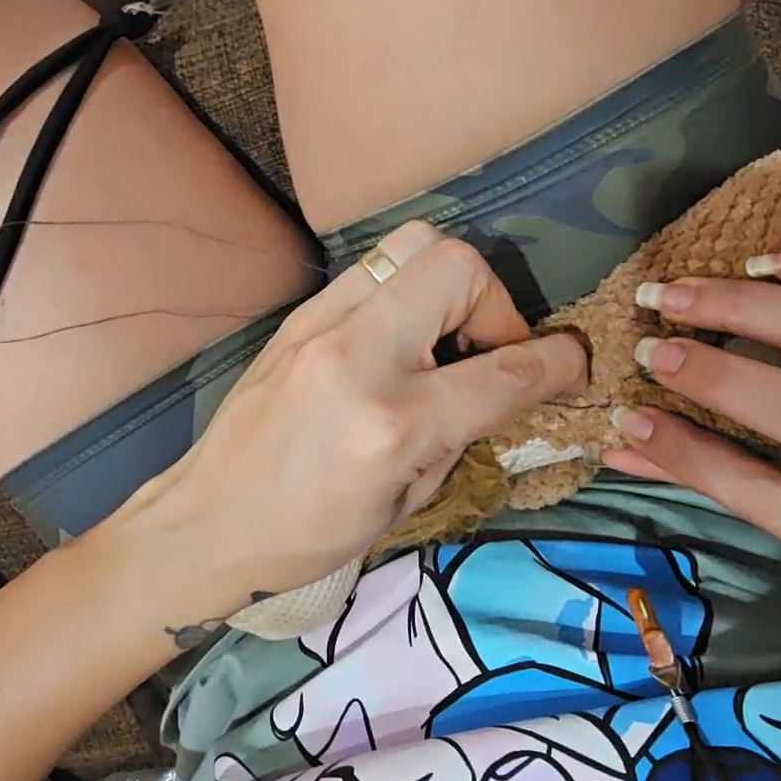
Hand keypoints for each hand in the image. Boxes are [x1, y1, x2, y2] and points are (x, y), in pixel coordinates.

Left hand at [128, 221, 586, 605]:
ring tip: (441, 338)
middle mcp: (359, 356)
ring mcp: (319, 325)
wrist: (209, 519)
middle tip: (485, 352)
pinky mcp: (297, 316)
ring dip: (448, 285)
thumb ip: (460, 432)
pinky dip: (403, 292)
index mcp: (393, 424)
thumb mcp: (406, 502)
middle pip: (458, 267)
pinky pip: (371, 270)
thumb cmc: (308, 534)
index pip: (503, 371)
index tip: (571, 364)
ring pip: (412, 246)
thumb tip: (500, 387)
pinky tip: (395, 340)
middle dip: (495, 303)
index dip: (557, 363)